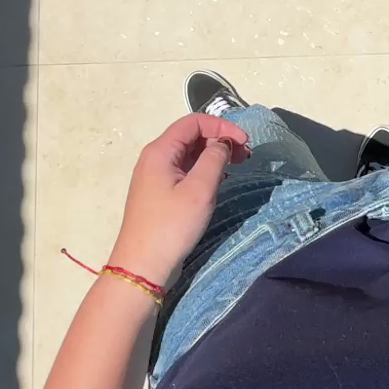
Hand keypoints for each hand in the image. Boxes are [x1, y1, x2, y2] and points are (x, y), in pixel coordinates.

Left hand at [108, 114, 250, 287]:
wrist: (143, 266)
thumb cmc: (171, 225)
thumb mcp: (199, 189)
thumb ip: (215, 158)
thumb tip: (224, 143)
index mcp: (160, 151)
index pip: (194, 122)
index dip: (222, 126)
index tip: (245, 142)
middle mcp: (155, 158)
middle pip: (191, 135)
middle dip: (220, 139)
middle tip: (245, 155)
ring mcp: (157, 176)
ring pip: (190, 153)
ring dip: (215, 155)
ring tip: (237, 166)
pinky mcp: (161, 193)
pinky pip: (186, 170)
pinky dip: (205, 169)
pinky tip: (220, 180)